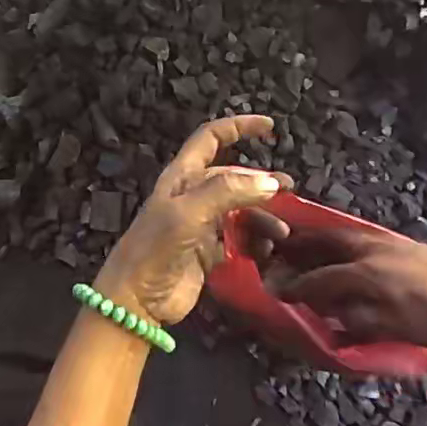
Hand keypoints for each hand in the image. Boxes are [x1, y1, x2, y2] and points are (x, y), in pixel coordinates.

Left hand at [94, 116, 290, 324]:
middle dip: (260, 182)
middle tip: (289, 191)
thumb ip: (227, 192)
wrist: (137, 298)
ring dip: (262, 217)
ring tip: (282, 233)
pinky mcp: (206, 252)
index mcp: (181, 177)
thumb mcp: (188, 212)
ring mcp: (199, 224)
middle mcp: (191, 195)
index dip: (237, 127)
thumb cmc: (156, 248)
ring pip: (239, 210)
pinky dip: (255, 242)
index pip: (209, 139)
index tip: (269, 126)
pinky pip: (238, 239)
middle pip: (232, 178)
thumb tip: (269, 182)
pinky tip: (267, 252)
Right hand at [278, 224, 426, 363]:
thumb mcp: (394, 325)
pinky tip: (352, 264)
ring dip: (324, 246)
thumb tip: (331, 318)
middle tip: (281, 253)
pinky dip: (348, 250)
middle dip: (301, 247)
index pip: (318, 277)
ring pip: (346, 239)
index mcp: (364, 268)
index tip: (278, 291)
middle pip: (326, 242)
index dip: (296, 286)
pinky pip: (366, 244)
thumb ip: (357, 319)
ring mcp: (394, 245)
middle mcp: (373, 249)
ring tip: (311, 257)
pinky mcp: (412, 250)